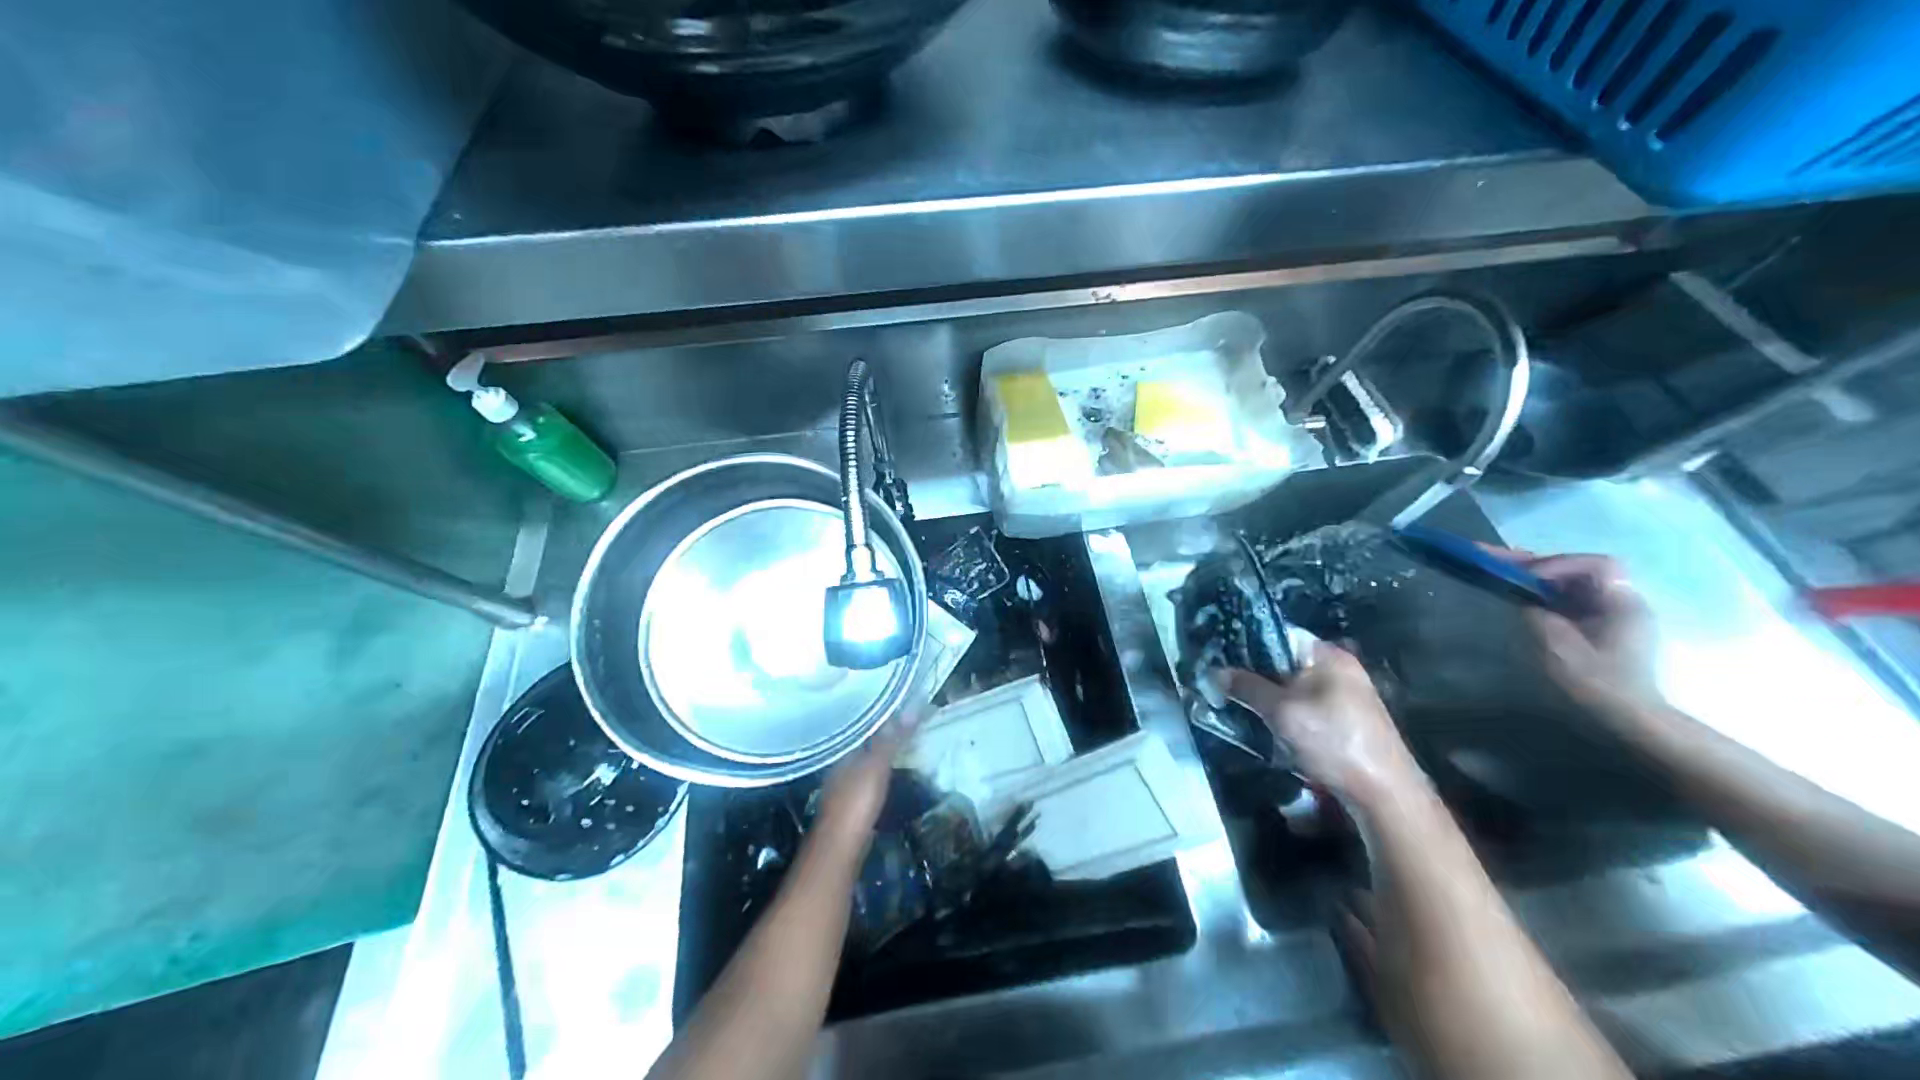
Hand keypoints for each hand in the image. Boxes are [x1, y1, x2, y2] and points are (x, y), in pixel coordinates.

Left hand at [813, 713, 914, 844]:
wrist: (840, 846)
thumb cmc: (856, 800)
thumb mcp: (877, 765)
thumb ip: (893, 737)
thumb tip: (913, 706)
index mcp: (844, 750)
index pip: (861, 723)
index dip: (880, 713)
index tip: (900, 702)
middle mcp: (840, 764)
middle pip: (863, 741)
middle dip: (882, 731)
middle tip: (908, 719)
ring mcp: (843, 784)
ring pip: (864, 759)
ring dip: (882, 751)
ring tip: (904, 742)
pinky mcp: (850, 803)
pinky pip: (868, 776)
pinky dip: (881, 770)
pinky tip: (891, 772)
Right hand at [1224, 642, 1424, 806]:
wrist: (1383, 792)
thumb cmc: (1332, 741)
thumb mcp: (1281, 712)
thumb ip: (1247, 687)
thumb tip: (1216, 672)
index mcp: (1330, 655)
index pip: (1280, 636)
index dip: (1249, 645)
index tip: (1223, 660)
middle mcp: (1342, 669)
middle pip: (1287, 662)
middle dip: (1257, 675)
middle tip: (1228, 687)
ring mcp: (1348, 696)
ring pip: (1297, 687)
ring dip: (1272, 698)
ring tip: (1245, 708)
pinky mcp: (1349, 720)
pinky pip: (1309, 706)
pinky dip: (1289, 713)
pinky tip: (1274, 728)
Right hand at [1502, 550, 1662, 718]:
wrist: (1630, 718)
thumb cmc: (1598, 684)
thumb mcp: (1560, 649)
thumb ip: (1539, 616)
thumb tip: (1523, 598)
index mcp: (1623, 604)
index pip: (1598, 565)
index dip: (1561, 563)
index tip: (1529, 577)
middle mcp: (1623, 602)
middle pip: (1580, 569)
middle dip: (1537, 564)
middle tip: (1493, 559)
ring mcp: (1613, 613)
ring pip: (1573, 581)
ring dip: (1537, 576)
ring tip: (1497, 569)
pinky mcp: (1601, 625)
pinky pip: (1571, 597)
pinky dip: (1544, 591)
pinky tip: (1518, 591)